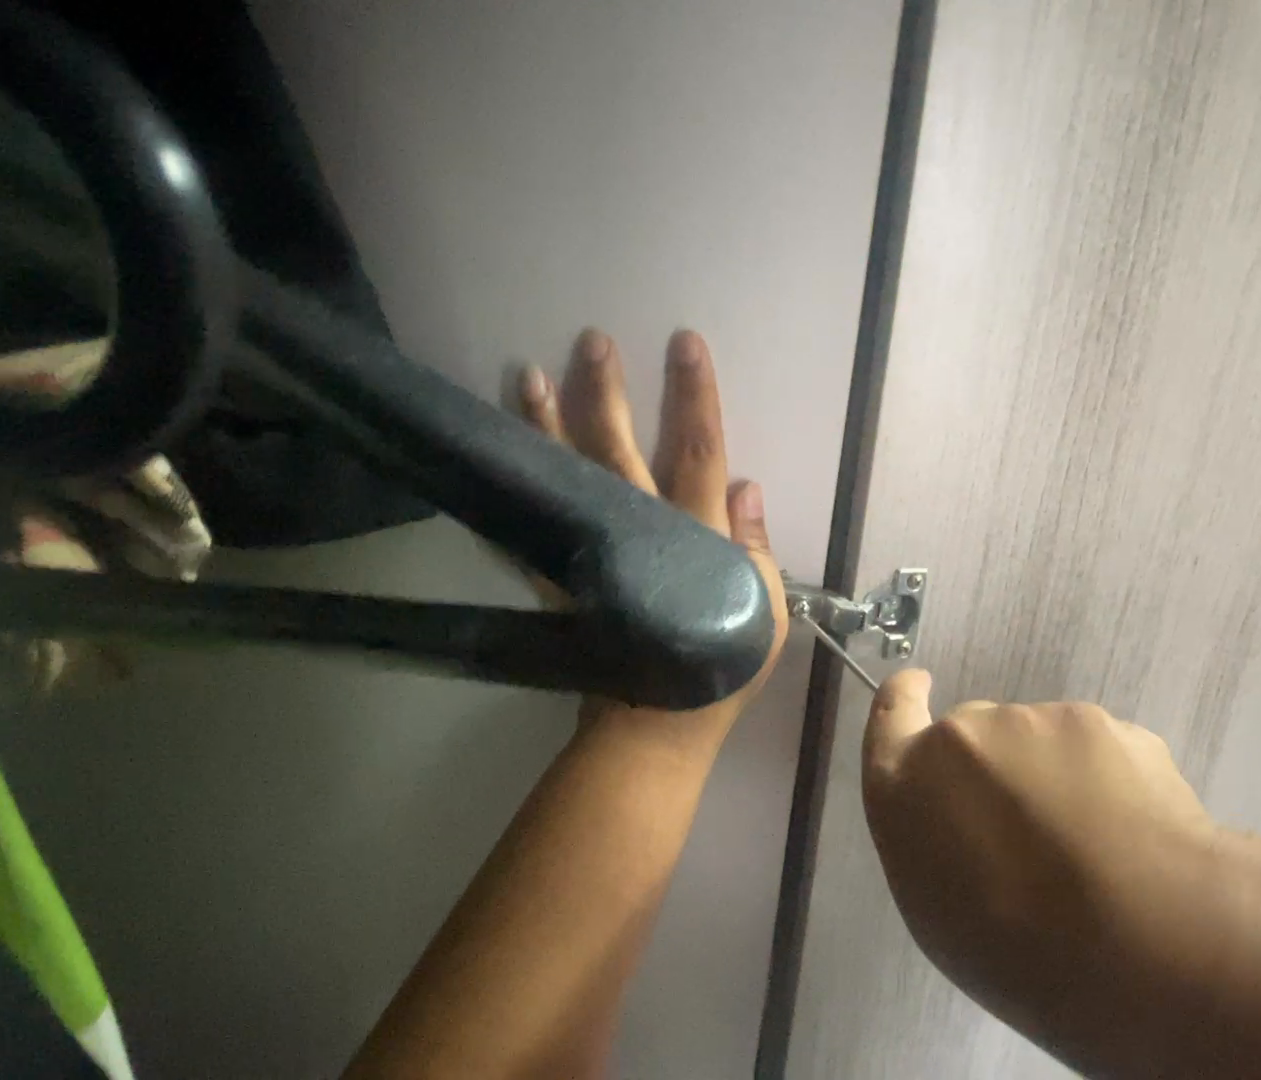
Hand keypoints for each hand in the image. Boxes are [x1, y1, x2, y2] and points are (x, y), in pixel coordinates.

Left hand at [517, 329, 787, 748]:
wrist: (657, 722)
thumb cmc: (723, 663)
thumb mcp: (764, 608)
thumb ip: (755, 546)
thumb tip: (746, 484)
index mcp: (698, 532)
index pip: (698, 450)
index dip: (695, 396)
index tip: (685, 343)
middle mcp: (641, 529)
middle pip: (619, 448)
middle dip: (606, 392)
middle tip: (591, 341)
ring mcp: (594, 552)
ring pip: (566, 477)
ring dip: (546, 424)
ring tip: (525, 375)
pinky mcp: (560, 579)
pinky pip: (529, 531)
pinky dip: (512, 495)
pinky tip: (497, 460)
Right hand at [860, 670, 1260, 1068]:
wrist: (1140, 942)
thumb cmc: (1016, 952)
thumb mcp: (938, 910)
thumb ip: (933, 836)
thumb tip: (962, 817)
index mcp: (906, 781)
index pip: (891, 712)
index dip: (905, 695)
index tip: (919, 686)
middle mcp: (963, 735)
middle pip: (973, 735)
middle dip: (993, 769)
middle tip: (1031, 837)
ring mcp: (1035, 720)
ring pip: (1039, 742)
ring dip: (1054, 778)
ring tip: (1093, 850)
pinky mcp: (1102, 724)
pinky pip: (1094, 749)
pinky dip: (1107, 781)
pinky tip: (1132, 836)